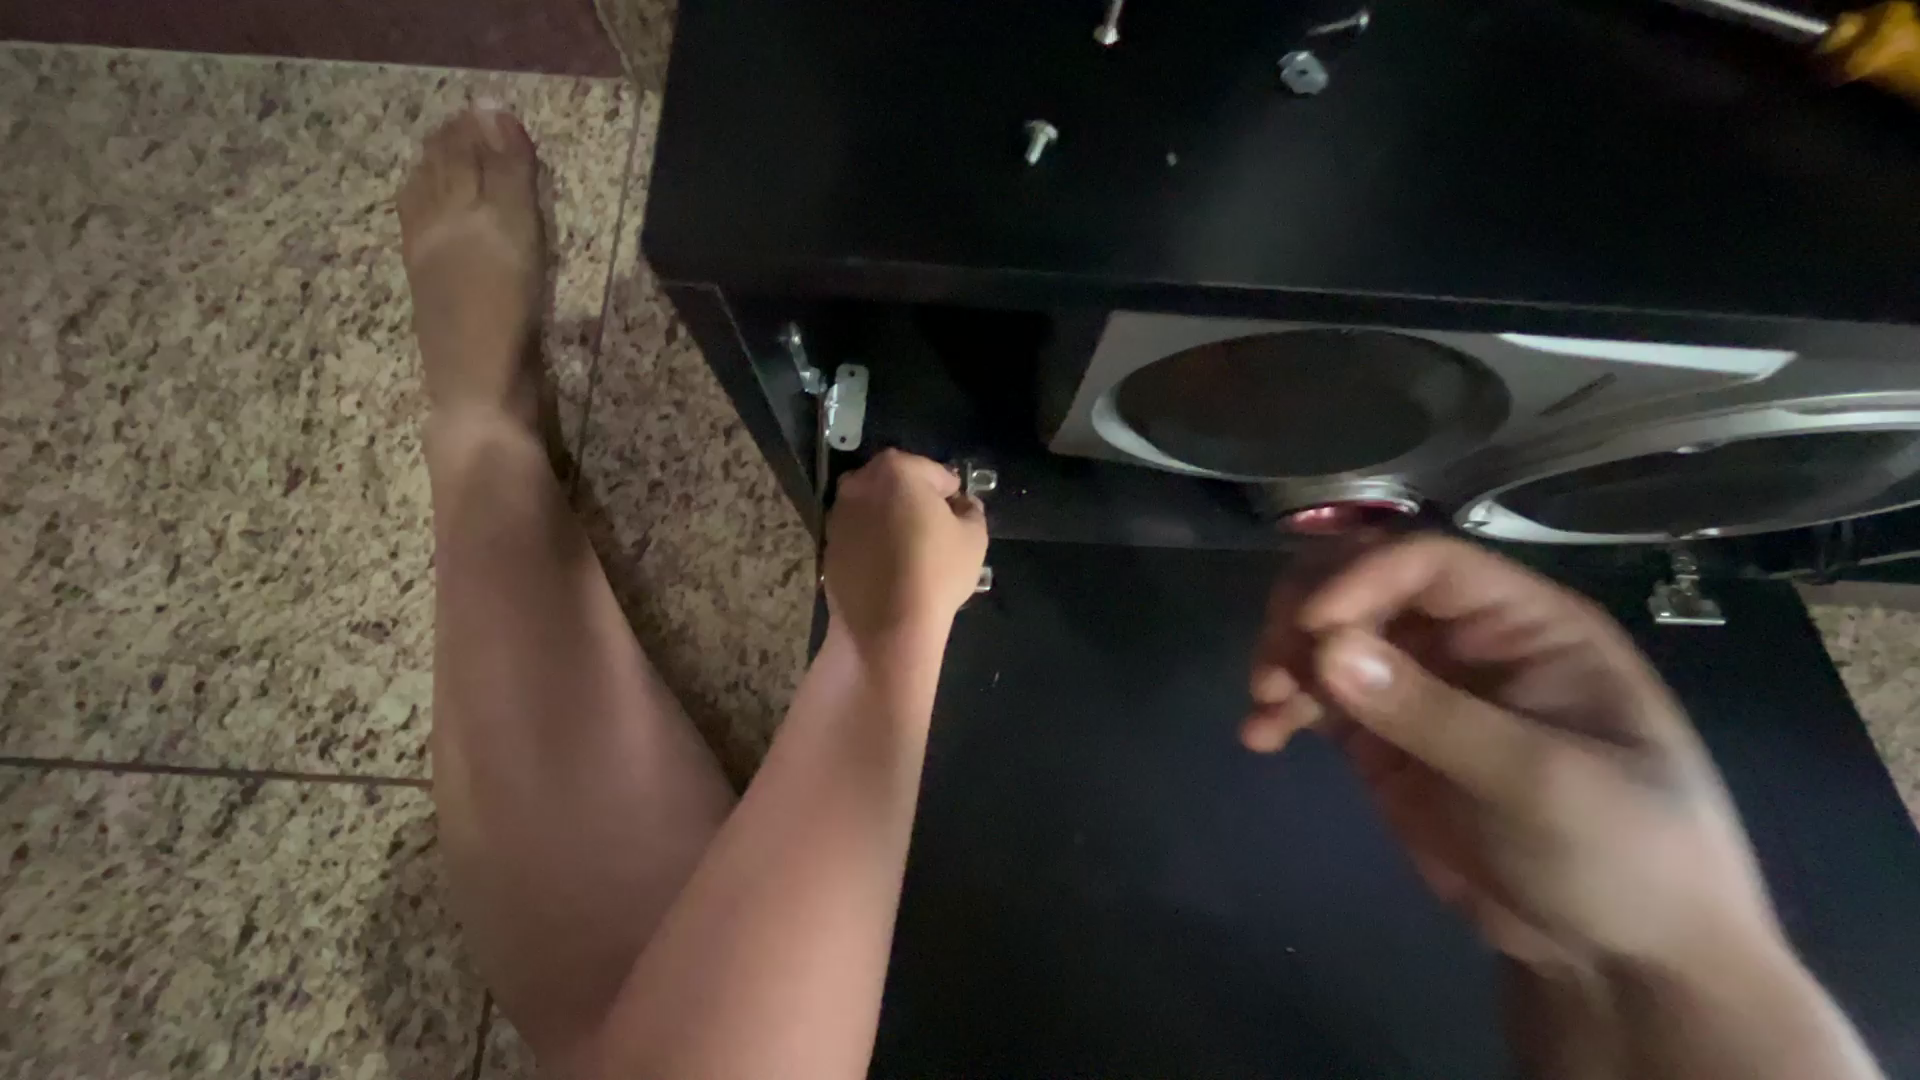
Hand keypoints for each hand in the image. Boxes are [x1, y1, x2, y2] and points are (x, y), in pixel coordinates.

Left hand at [824, 450, 987, 660]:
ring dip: (889, 520)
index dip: (950, 494)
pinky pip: (858, 535)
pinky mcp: (828, 547)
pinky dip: (871, 543)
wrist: (886, 626)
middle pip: (896, 483)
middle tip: (934, 530)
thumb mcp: (974, 538)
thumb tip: (964, 505)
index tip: (957, 515)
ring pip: (873, 508)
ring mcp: (838, 516)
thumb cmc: (936, 572)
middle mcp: (859, 484)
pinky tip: (888, 568)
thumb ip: (971, 511)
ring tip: (909, 551)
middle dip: (914, 499)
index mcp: (896, 471)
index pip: (934, 472)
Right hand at [1244, 536, 1779, 973]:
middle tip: (1274, 663)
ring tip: (1267, 704)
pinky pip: (1316, 695)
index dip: (1361, 579)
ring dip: (1286, 657)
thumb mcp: (1539, 782)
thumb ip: (1430, 713)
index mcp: (1524, 624)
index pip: (1426, 563)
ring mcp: (1416, 686)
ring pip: (1327, 634)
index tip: (1310, 628)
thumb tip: (1325, 649)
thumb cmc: (1620, 854)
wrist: (1615, 954)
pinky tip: (1262, 737)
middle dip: (1306, 612)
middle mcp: (1462, 639)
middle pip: (1362, 583)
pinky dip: (1282, 706)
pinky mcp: (1379, 733)